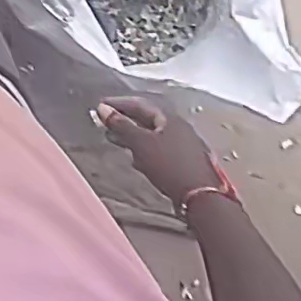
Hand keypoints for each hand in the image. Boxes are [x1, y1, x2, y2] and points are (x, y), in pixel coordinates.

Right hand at [95, 96, 223, 205]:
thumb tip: (103, 109)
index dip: (118, 103)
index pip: (140, 104)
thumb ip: (121, 125)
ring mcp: (183, 146)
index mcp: (169, 119)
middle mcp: (178, 129)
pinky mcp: (183, 162)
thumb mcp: (140, 142)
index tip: (100, 105)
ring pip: (152, 135)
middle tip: (104, 122)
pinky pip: (158, 149)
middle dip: (123, 120)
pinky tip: (134, 157)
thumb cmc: (168, 165)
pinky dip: (143, 149)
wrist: (201, 198)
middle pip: (146, 119)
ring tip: (113, 138)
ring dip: (131, 136)